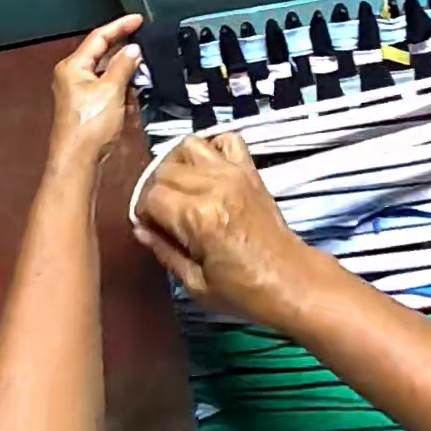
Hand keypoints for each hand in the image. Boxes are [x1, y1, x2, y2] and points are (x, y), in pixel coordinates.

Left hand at [49, 13, 144, 165]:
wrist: (78, 161)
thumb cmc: (89, 124)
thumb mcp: (110, 90)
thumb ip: (123, 66)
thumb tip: (134, 49)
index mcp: (74, 66)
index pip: (99, 37)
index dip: (120, 26)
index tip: (139, 19)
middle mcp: (74, 75)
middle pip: (103, 54)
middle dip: (125, 52)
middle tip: (147, 44)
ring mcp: (81, 91)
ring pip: (108, 72)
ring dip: (126, 72)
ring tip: (145, 70)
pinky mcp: (89, 106)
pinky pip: (109, 88)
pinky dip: (123, 88)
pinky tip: (135, 92)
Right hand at [132, 132, 327, 324]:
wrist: (290, 279)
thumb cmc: (243, 290)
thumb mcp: (195, 283)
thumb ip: (164, 250)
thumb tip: (140, 228)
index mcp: (199, 216)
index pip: (152, 196)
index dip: (143, 212)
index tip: (150, 227)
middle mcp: (215, 185)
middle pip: (165, 169)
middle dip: (155, 190)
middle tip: (163, 213)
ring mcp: (235, 172)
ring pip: (189, 146)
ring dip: (178, 164)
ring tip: (181, 189)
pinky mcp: (250, 168)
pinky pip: (226, 139)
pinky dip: (212, 147)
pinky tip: (208, 170)